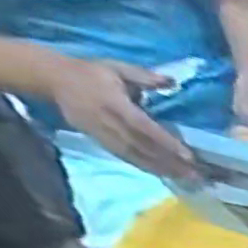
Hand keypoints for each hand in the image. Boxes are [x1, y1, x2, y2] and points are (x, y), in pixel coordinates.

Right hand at [48, 59, 197, 179]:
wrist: (49, 77)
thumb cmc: (89, 71)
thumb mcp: (115, 68)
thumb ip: (144, 76)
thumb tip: (172, 81)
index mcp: (112, 101)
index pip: (144, 126)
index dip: (167, 142)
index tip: (190, 156)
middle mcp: (106, 119)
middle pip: (142, 145)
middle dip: (170, 162)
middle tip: (197, 175)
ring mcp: (99, 131)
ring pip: (134, 154)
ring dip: (161, 168)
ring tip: (187, 179)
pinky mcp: (95, 138)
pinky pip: (123, 156)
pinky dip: (145, 166)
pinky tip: (164, 174)